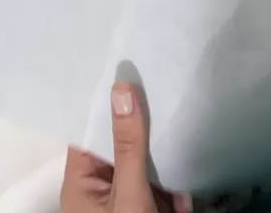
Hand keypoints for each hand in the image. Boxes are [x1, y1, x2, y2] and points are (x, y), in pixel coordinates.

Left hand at [60, 82, 190, 212]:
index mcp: (81, 184)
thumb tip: (121, 86)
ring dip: (166, 158)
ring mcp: (128, 201)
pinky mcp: (150, 210)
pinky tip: (188, 185)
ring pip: (147, 164)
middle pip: (122, 144)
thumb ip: (128, 144)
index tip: (127, 71)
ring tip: (181, 127)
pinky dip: (177, 186)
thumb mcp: (128, 194)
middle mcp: (102, 189)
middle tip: (163, 92)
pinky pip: (164, 186)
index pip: (91, 132)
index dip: (108, 103)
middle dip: (145, 128)